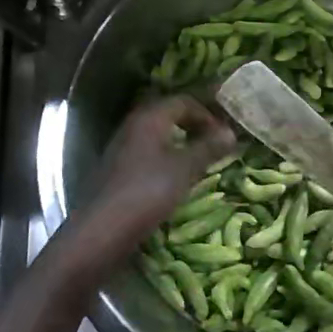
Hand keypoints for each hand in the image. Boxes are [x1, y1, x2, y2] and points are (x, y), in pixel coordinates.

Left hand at [62, 96, 234, 278]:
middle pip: (168, 114)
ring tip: (201, 159)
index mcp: (149, 118)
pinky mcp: (118, 169)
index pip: (182, 101)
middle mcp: (133, 126)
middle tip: (216, 142)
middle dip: (194, 125)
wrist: (102, 230)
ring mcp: (122, 148)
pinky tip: (176, 176)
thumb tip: (230, 132)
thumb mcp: (184, 169)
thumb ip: (208, 148)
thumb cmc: (147, 192)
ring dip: (181, 142)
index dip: (206, 113)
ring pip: (158, 135)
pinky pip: (148, 152)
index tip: (224, 133)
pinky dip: (167, 157)